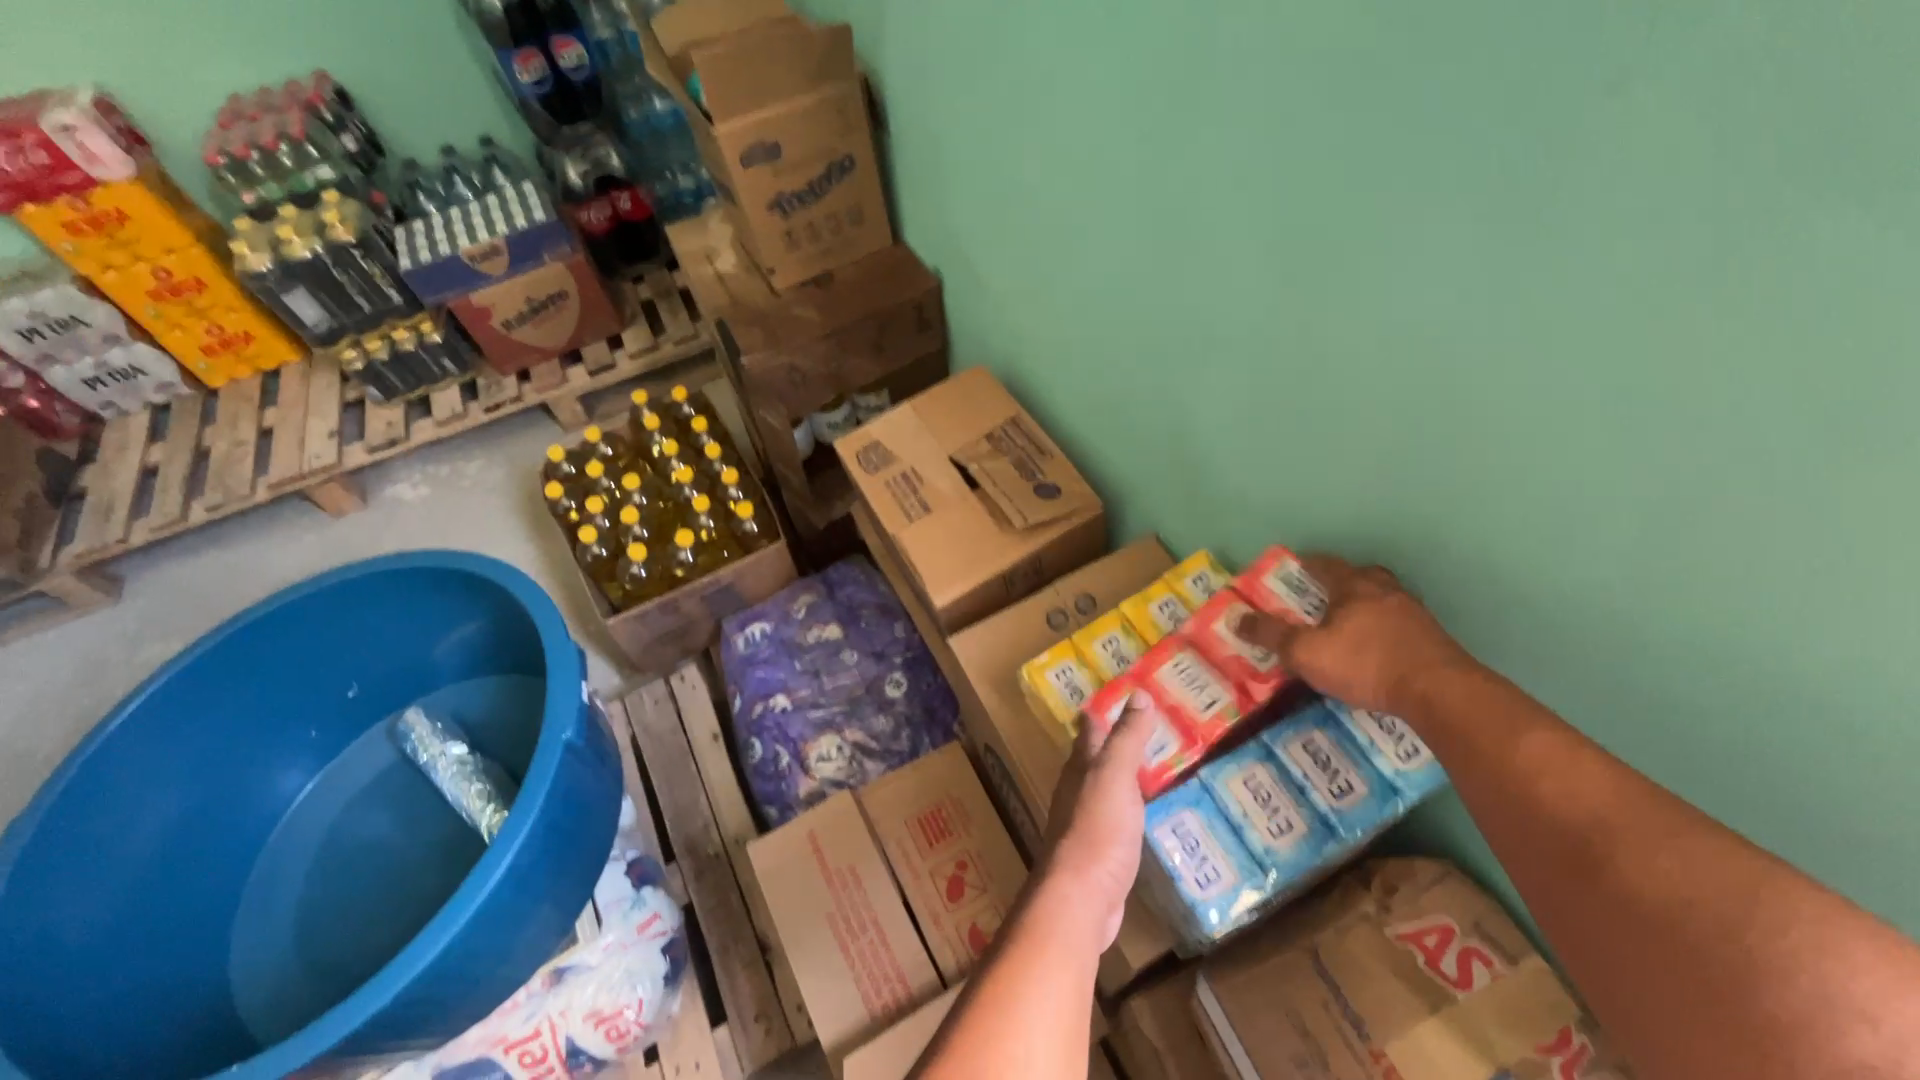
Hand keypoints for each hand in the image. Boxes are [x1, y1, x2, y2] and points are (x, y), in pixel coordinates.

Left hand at [1041, 696, 1154, 950]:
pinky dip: (1124, 810)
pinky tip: (1136, 816)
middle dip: (1107, 744)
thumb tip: (1138, 694)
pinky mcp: (1097, 855)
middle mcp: (1076, 793)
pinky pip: (1112, 821)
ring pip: (1100, 791)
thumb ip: (1126, 738)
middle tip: (1133, 728)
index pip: (1088, 733)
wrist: (1080, 898)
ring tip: (1139, 768)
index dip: (1099, 715)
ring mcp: (1084, 825)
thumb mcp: (1115, 776)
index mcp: (1079, 770)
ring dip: (1116, 777)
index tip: (1110, 697)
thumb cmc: (1097, 829)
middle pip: (1090, 761)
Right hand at [1236, 554, 1479, 717]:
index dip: (1307, 564)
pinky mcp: (1432, 640)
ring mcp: (1413, 614)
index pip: (1326, 564)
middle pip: (1362, 576)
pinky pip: (1399, 625)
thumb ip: (1272, 635)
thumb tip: (1237, 617)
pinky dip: (1383, 631)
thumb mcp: (1306, 652)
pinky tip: (1375, 649)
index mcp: (1354, 586)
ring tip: (1348, 624)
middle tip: (1323, 595)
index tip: (1293, 567)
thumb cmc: (1364, 663)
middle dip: (1342, 582)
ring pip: (1384, 600)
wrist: (1437, 690)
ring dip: (1365, 607)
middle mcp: (1386, 591)